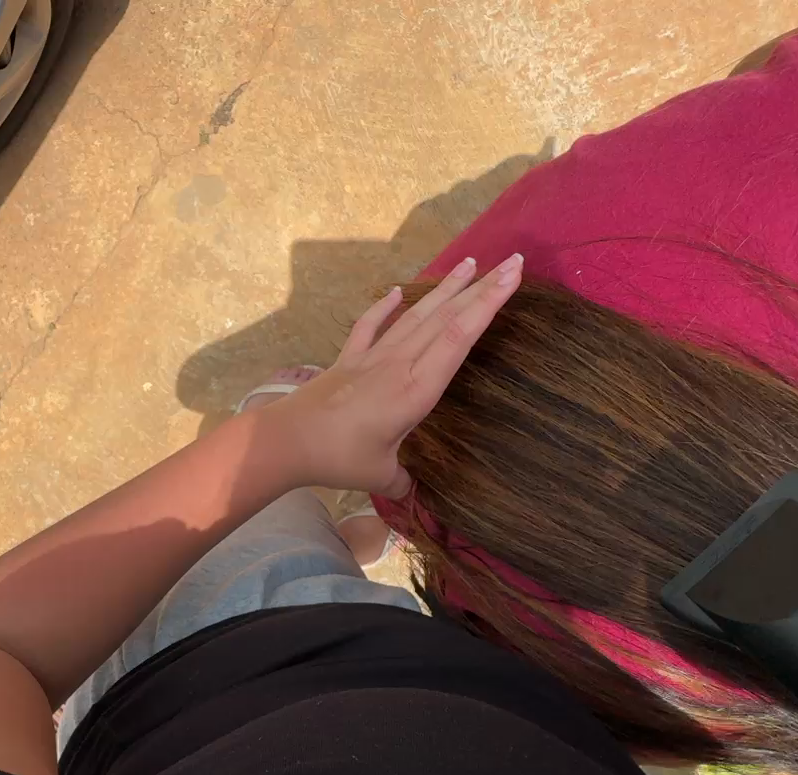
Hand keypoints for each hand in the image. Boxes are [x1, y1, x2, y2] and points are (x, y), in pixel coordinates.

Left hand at [264, 253, 521, 496]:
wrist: (285, 440)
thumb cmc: (336, 458)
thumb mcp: (378, 475)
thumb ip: (400, 480)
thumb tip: (409, 491)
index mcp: (415, 391)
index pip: (459, 338)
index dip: (488, 305)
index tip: (512, 277)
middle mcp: (397, 365)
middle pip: (444, 319)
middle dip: (480, 288)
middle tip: (512, 261)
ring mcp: (370, 359)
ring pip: (414, 316)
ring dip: (443, 289)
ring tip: (469, 263)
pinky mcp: (346, 361)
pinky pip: (369, 326)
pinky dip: (384, 307)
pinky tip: (397, 290)